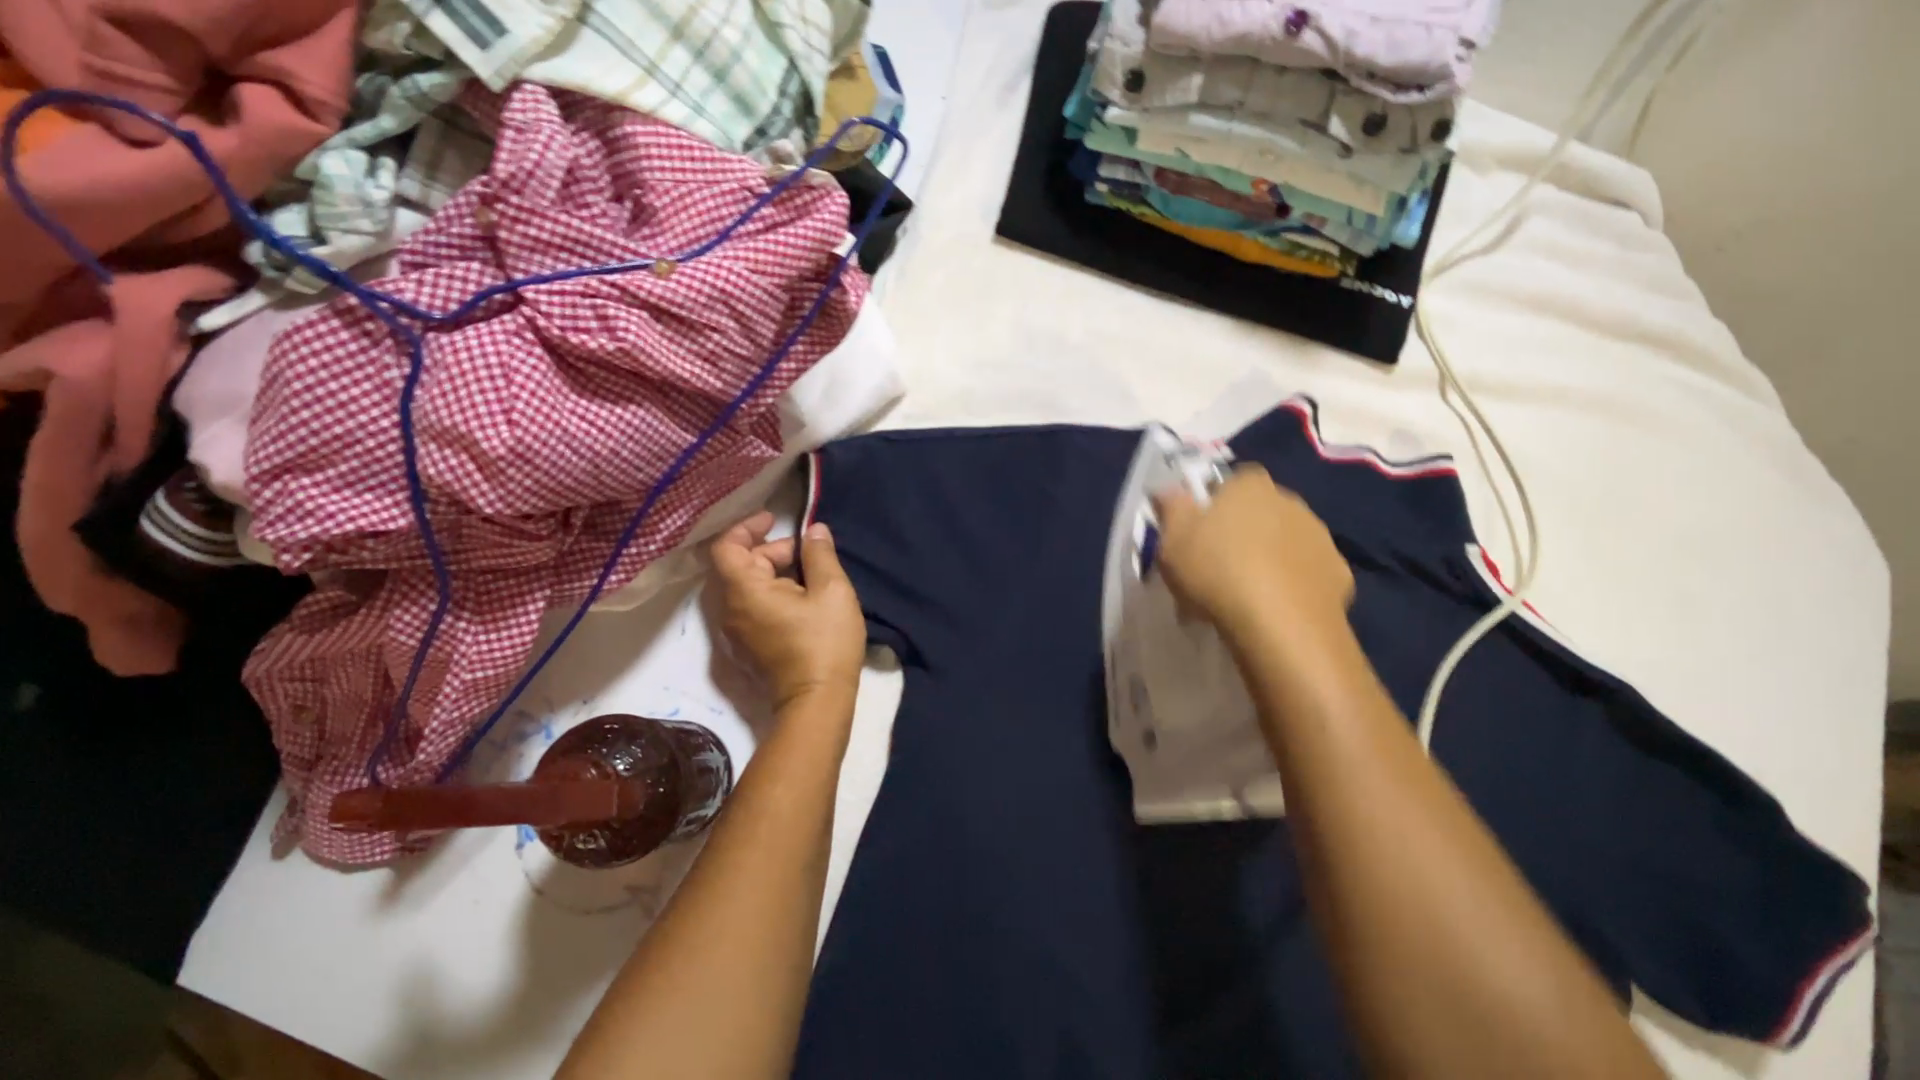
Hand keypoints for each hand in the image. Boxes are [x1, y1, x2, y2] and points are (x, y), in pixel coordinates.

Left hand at [708, 511, 865, 712]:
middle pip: (737, 565)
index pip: (726, 546)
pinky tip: (800, 601)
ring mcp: (735, 633)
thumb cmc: (824, 644)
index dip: (746, 527)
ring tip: (808, 576)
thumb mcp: (832, 592)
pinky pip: (750, 608)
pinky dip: (769, 594)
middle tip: (808, 555)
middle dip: (770, 551)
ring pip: (744, 588)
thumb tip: (814, 530)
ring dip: (771, 573)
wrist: (816, 703)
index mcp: (744, 591)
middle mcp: (729, 610)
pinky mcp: (746, 648)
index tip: (774, 519)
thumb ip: (820, 556)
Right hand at [1152, 465, 1353, 638]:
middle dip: (1241, 534)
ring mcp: (1320, 536)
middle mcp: (1290, 500)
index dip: (1212, 507)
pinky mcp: (1338, 572)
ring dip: (1268, 560)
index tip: (1197, 536)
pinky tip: (1274, 611)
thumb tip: (1171, 489)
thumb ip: (1171, 507)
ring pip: (1285, 543)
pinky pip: (1307, 574)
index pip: (1229, 484)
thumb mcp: (1172, 540)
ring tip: (1244, 597)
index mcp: (1249, 485)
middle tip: (1216, 570)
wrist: (1280, 625)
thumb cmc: (1217, 572)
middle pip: (1259, 512)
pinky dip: (1293, 587)